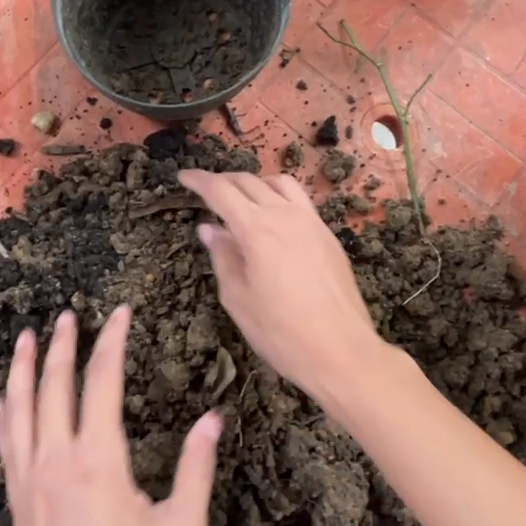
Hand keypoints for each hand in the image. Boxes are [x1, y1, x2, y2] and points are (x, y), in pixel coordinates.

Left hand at [0, 305, 222, 525]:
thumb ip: (196, 471)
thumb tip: (213, 418)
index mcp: (97, 459)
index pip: (102, 379)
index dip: (112, 340)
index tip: (120, 312)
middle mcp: (56, 459)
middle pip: (54, 384)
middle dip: (62, 344)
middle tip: (68, 314)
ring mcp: (29, 480)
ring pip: (19, 407)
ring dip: (22, 368)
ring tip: (24, 337)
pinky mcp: (16, 501)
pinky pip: (5, 443)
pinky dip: (4, 412)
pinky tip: (2, 400)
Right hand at [176, 169, 387, 402]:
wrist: (341, 350)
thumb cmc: (281, 332)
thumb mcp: (238, 299)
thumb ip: (223, 257)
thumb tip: (209, 228)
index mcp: (256, 228)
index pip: (220, 191)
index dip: (198, 180)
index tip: (183, 176)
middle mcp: (284, 214)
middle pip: (248, 182)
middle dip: (223, 181)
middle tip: (206, 191)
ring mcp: (310, 221)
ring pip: (278, 183)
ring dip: (254, 183)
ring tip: (240, 198)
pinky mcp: (327, 234)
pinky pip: (299, 199)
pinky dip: (278, 195)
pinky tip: (273, 216)